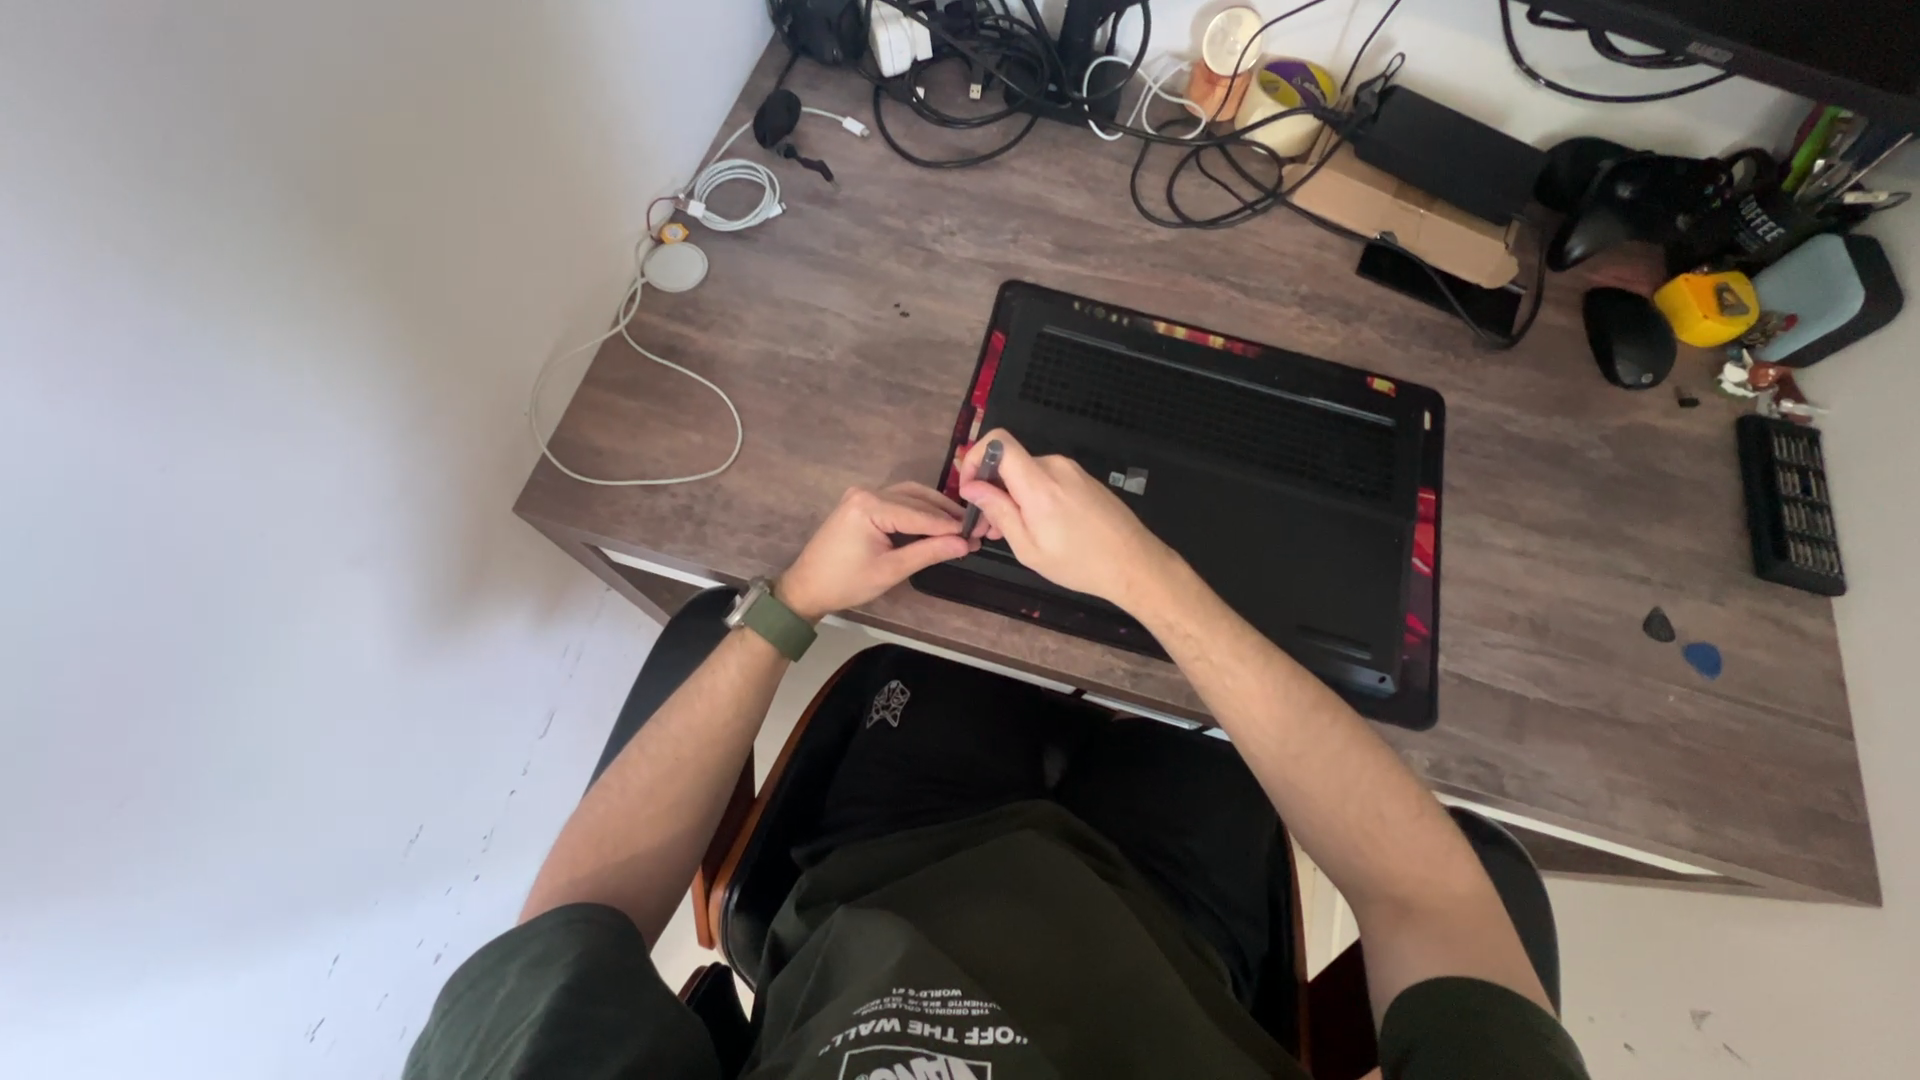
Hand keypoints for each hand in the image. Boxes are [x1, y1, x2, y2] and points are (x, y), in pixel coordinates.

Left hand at [776, 483, 973, 621]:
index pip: (921, 514)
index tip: (978, 535)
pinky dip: (917, 509)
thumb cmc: (846, 583)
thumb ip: (928, 553)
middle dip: (945, 514)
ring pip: (908, 495)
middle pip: (917, 498)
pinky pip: (896, 500)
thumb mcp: (891, 570)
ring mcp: (861, 495)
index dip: (951, 526)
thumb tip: (965, 544)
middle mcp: (866, 492)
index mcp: (870, 506)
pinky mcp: (860, 503)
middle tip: (974, 529)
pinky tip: (935, 522)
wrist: (806, 587)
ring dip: (934, 508)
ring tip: (959, 525)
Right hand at [957, 430, 1177, 611]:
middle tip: (987, 526)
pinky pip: (1048, 480)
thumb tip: (972, 487)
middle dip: (992, 490)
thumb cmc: (1079, 563)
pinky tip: (1039, 527)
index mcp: (1039, 483)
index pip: (998, 442)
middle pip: (1010, 463)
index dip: (976, 457)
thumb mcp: (1028, 548)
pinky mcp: (1084, 479)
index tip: (970, 488)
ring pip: (1028, 474)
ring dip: (1013, 497)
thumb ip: (999, 511)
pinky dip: (1034, 497)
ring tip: (1012, 532)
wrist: (1135, 563)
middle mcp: (1056, 467)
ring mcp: (1073, 471)